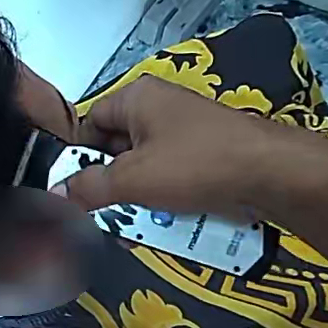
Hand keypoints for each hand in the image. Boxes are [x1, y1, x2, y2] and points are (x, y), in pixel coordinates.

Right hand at [53, 77, 312, 217]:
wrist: (271, 174)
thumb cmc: (194, 165)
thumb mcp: (134, 179)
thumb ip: (90, 187)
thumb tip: (57, 194)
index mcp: (137, 98)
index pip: (89, 121)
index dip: (77, 156)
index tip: (69, 190)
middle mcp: (159, 108)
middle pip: (117, 147)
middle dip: (107, 185)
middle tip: (98, 216)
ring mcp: (186, 131)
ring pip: (145, 167)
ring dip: (135, 198)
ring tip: (128, 229)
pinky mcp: (207, 154)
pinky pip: (172, 176)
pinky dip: (163, 198)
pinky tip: (160, 226)